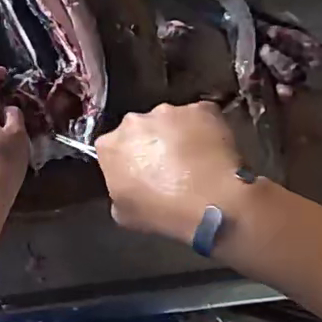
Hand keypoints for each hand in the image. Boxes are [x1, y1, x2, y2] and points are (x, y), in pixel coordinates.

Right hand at [96, 101, 245, 241]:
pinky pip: (199, 116)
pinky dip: (204, 128)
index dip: (124, 161)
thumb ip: (117, 191)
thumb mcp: (123, 212)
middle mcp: (133, 121)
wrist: (213, 204)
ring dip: (175, 133)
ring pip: (168, 120)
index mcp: (109, 145)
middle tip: (166, 165)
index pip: (111, 148)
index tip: (136, 174)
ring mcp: (168, 112)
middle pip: (138, 129)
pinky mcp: (201, 109)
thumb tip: (128, 186)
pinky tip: (212, 148)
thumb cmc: (162, 212)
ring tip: (193, 157)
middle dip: (148, 142)